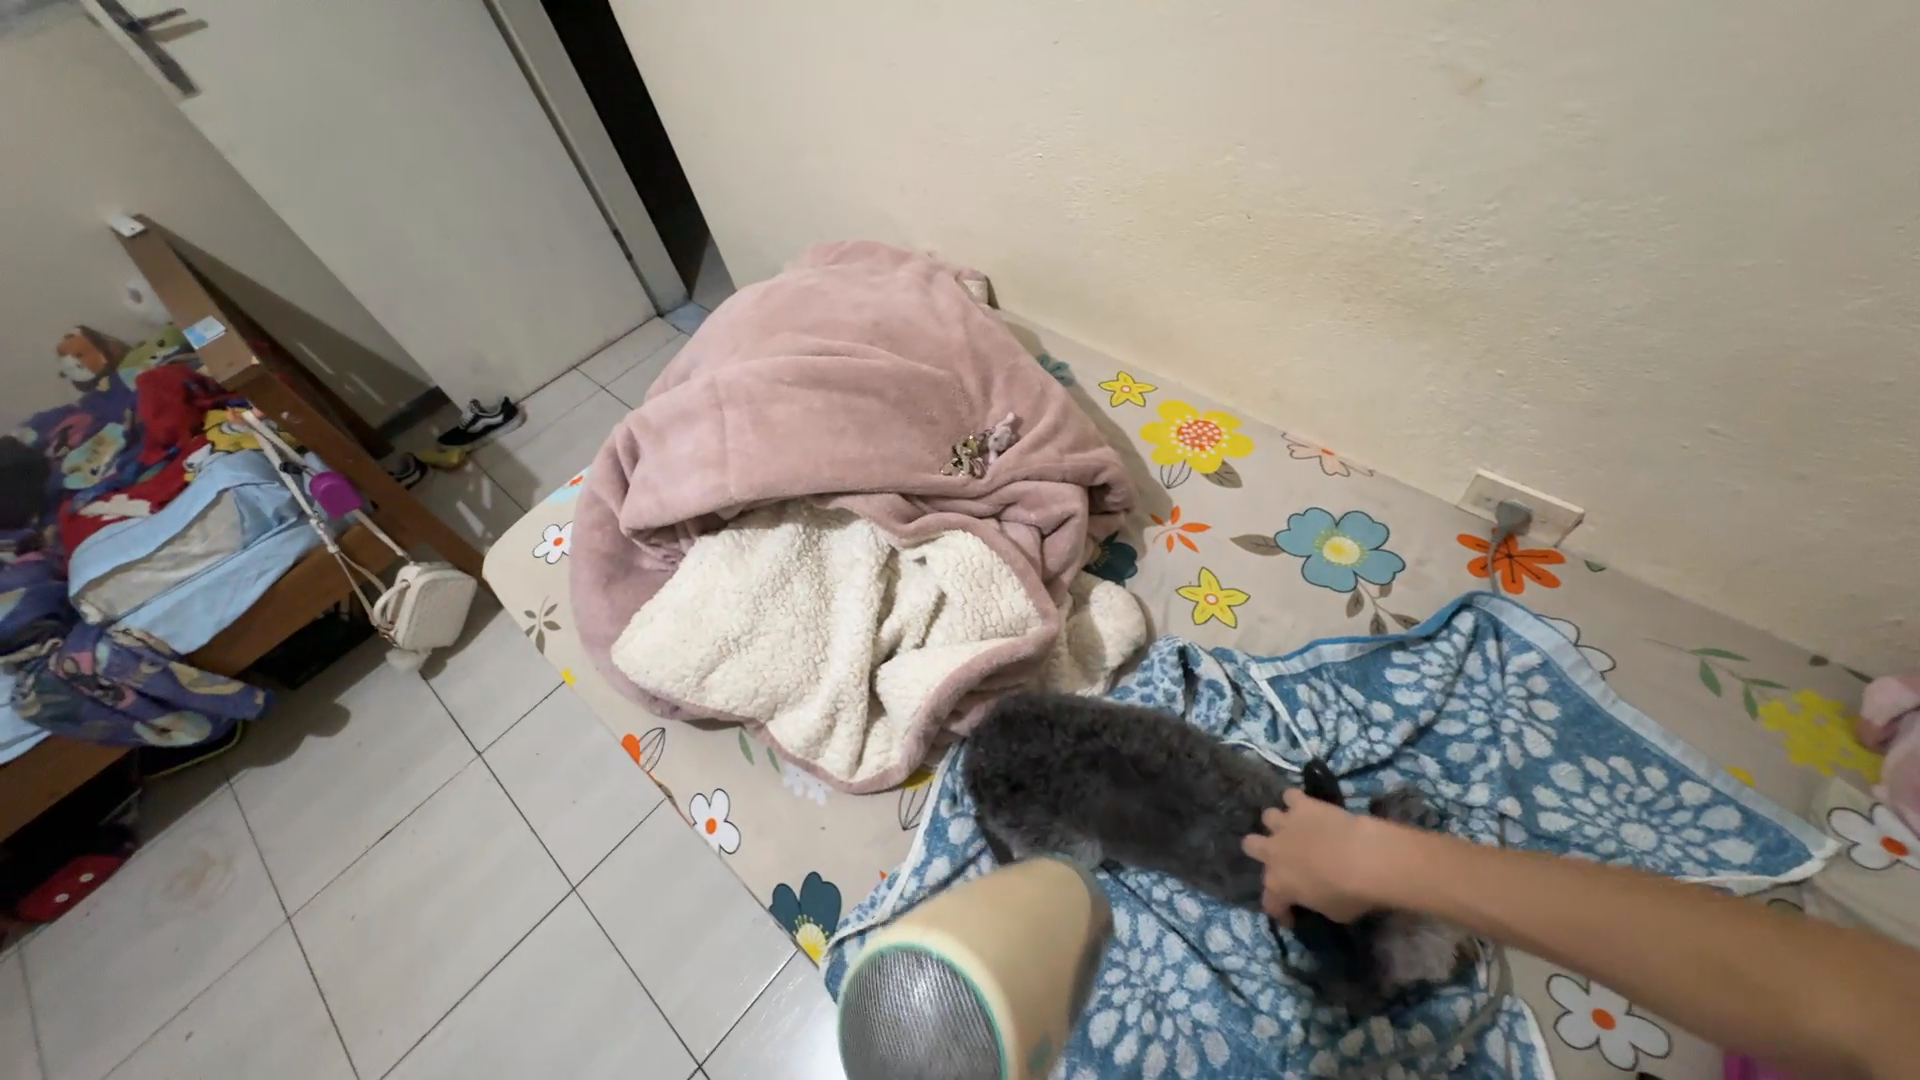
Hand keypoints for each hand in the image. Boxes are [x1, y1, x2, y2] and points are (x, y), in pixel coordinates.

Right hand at [1240, 788, 1384, 923]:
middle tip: (1283, 858)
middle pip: (1250, 845)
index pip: (1270, 902)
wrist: (1365, 860)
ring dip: (1280, 824)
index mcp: (1278, 884)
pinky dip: (1298, 801)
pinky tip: (1309, 809)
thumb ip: (1315, 903)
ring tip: (1296, 829)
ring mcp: (1285, 825)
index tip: (1294, 915)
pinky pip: (1291, 796)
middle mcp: (1273, 852)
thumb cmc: (1351, 894)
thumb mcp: (1333, 913)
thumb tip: (1315, 897)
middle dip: (1262, 850)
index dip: (1281, 911)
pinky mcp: (1302, 805)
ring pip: (1268, 817)